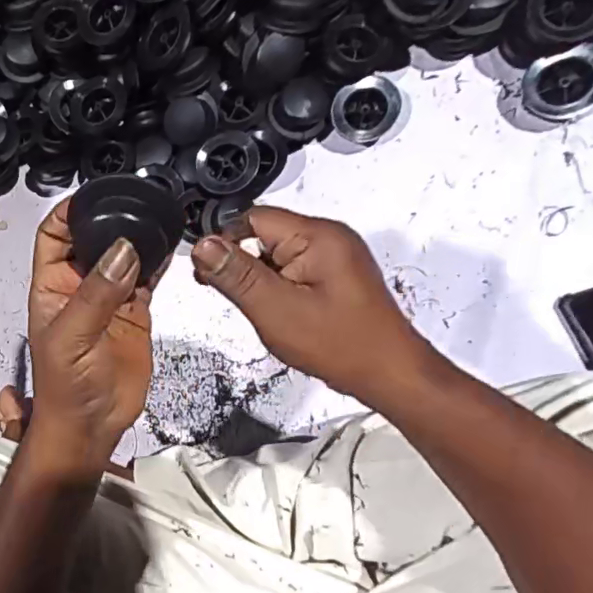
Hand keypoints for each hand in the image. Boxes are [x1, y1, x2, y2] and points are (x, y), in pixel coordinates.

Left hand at [4, 198, 153, 478]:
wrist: (92, 424)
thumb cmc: (66, 389)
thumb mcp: (72, 336)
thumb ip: (97, 294)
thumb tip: (121, 251)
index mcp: (52, 288)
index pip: (53, 236)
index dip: (66, 213)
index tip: (90, 198)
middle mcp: (80, 288)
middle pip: (91, 240)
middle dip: (107, 220)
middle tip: (132, 205)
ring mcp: (109, 299)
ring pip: (122, 256)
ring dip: (135, 239)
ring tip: (153, 219)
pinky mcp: (135, 313)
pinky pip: (145, 279)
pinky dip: (156, 263)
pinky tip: (165, 248)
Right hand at [191, 206, 437, 408]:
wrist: (387, 373)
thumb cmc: (343, 345)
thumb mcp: (274, 310)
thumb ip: (236, 276)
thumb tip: (205, 247)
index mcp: (316, 236)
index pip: (251, 219)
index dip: (223, 243)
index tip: (208, 271)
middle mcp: (329, 239)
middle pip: (264, 237)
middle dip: (242, 267)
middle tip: (239, 300)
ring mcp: (335, 258)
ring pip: (277, 258)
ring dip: (261, 283)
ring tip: (268, 313)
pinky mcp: (336, 277)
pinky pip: (294, 273)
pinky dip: (280, 291)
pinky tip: (283, 315)